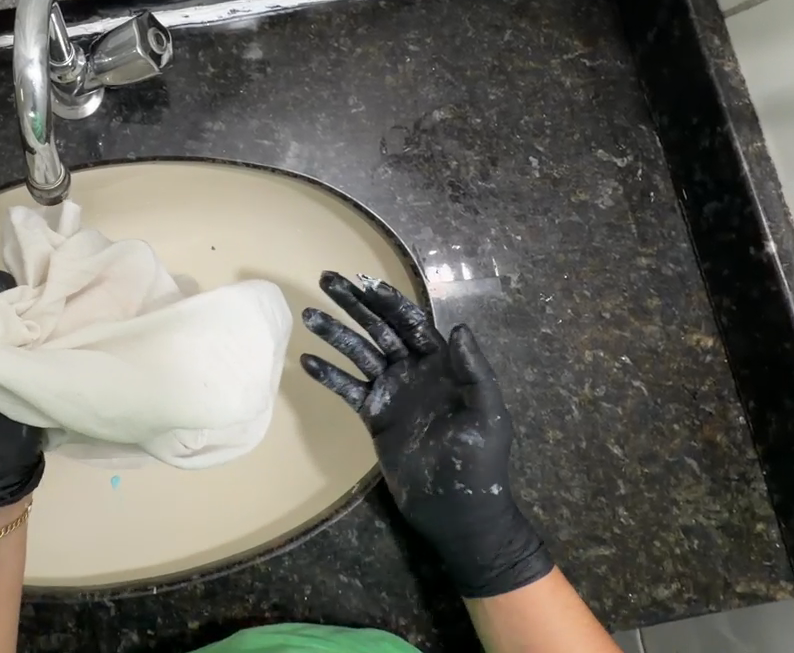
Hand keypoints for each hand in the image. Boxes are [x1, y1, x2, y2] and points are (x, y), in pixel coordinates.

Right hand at [299, 271, 552, 598]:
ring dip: (334, 334)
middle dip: (354, 304)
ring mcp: (391, 390)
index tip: (364, 281)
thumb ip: (475, 371)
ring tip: (308, 316)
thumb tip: (459, 327)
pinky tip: (306, 361)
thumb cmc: (479, 464)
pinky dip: (328, 374)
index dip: (388, 301)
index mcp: (442, 364)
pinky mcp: (374, 414)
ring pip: (358, 352)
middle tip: (327, 279)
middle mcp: (413, 369)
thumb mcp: (487, 416)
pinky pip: (348, 388)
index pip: (411, 322)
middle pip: (378, 328)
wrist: (457, 512)